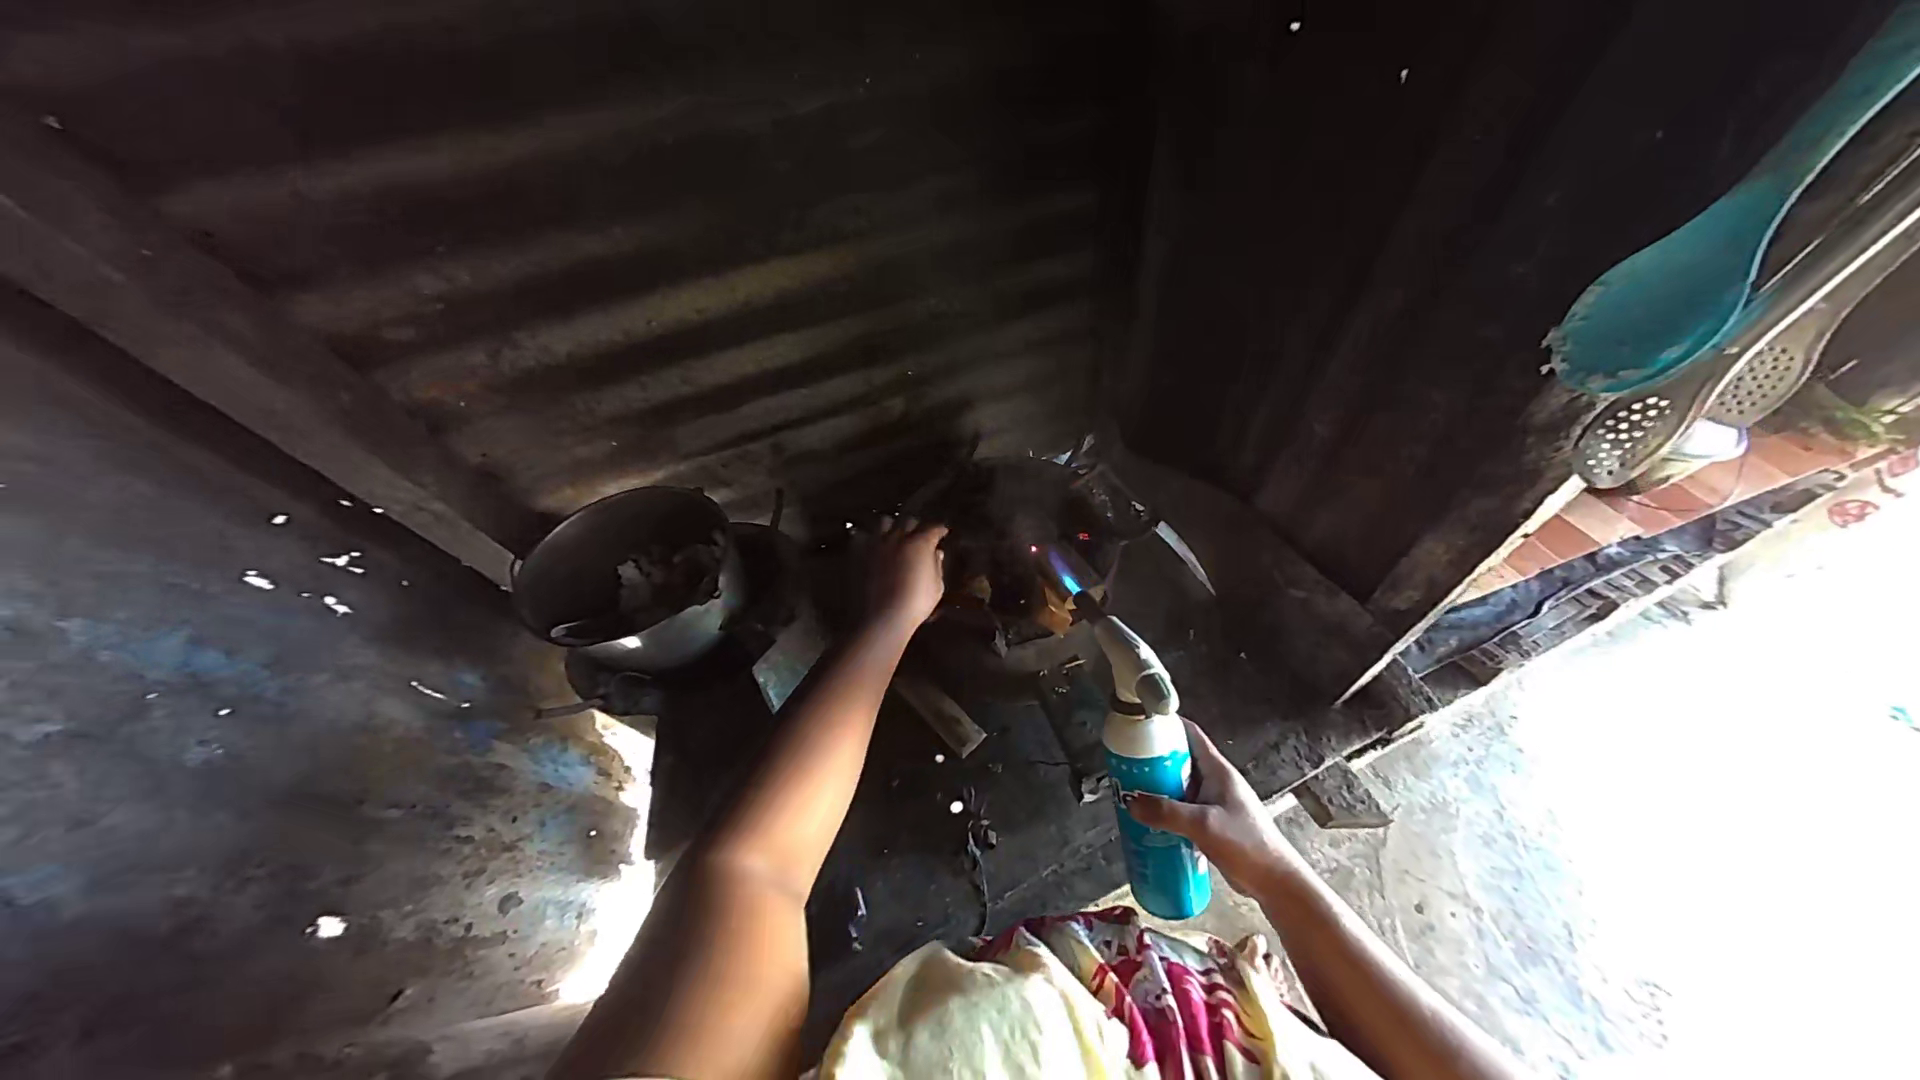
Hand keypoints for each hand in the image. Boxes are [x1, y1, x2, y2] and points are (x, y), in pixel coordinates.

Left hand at [863, 516, 947, 630]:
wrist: (882, 617)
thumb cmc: (915, 605)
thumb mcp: (936, 588)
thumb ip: (937, 566)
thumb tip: (937, 553)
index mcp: (921, 543)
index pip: (933, 528)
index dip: (939, 529)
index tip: (942, 531)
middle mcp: (898, 537)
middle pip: (909, 520)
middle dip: (915, 526)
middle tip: (918, 534)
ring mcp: (876, 543)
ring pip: (884, 521)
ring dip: (890, 526)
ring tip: (892, 535)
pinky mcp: (858, 552)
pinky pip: (860, 535)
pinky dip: (866, 537)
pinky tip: (869, 543)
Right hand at [1124, 719, 1301, 889]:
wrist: (1274, 882)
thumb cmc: (1247, 844)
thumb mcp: (1204, 824)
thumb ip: (1167, 813)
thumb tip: (1130, 802)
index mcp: (1217, 769)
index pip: (1189, 734)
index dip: (1166, 724)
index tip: (1140, 724)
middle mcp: (1213, 780)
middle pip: (1178, 759)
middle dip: (1152, 759)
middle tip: (1126, 762)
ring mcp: (1211, 801)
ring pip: (1177, 785)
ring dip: (1156, 786)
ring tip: (1129, 789)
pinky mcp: (1209, 822)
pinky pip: (1180, 807)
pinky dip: (1163, 809)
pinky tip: (1146, 818)